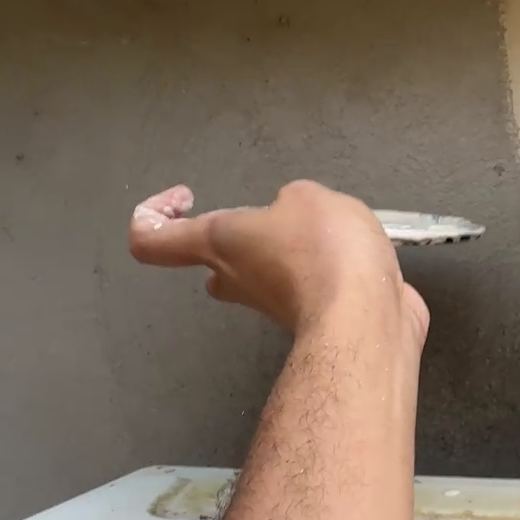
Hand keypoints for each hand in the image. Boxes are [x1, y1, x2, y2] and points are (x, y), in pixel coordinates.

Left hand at [128, 181, 428, 344]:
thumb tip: (294, 216)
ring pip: (271, 280)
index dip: (154, 214)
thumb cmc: (324, 252)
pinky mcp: (319, 324)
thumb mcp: (308, 198)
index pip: (150, 240)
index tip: (186, 196)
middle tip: (274, 227)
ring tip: (339, 240)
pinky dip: (337, 279)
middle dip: (241, 246)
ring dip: (298, 259)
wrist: (367, 319)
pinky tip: (368, 267)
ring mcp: (278, 309)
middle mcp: (240, 281)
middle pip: (217, 268)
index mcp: (219, 243)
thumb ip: (293, 201)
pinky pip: (320, 294)